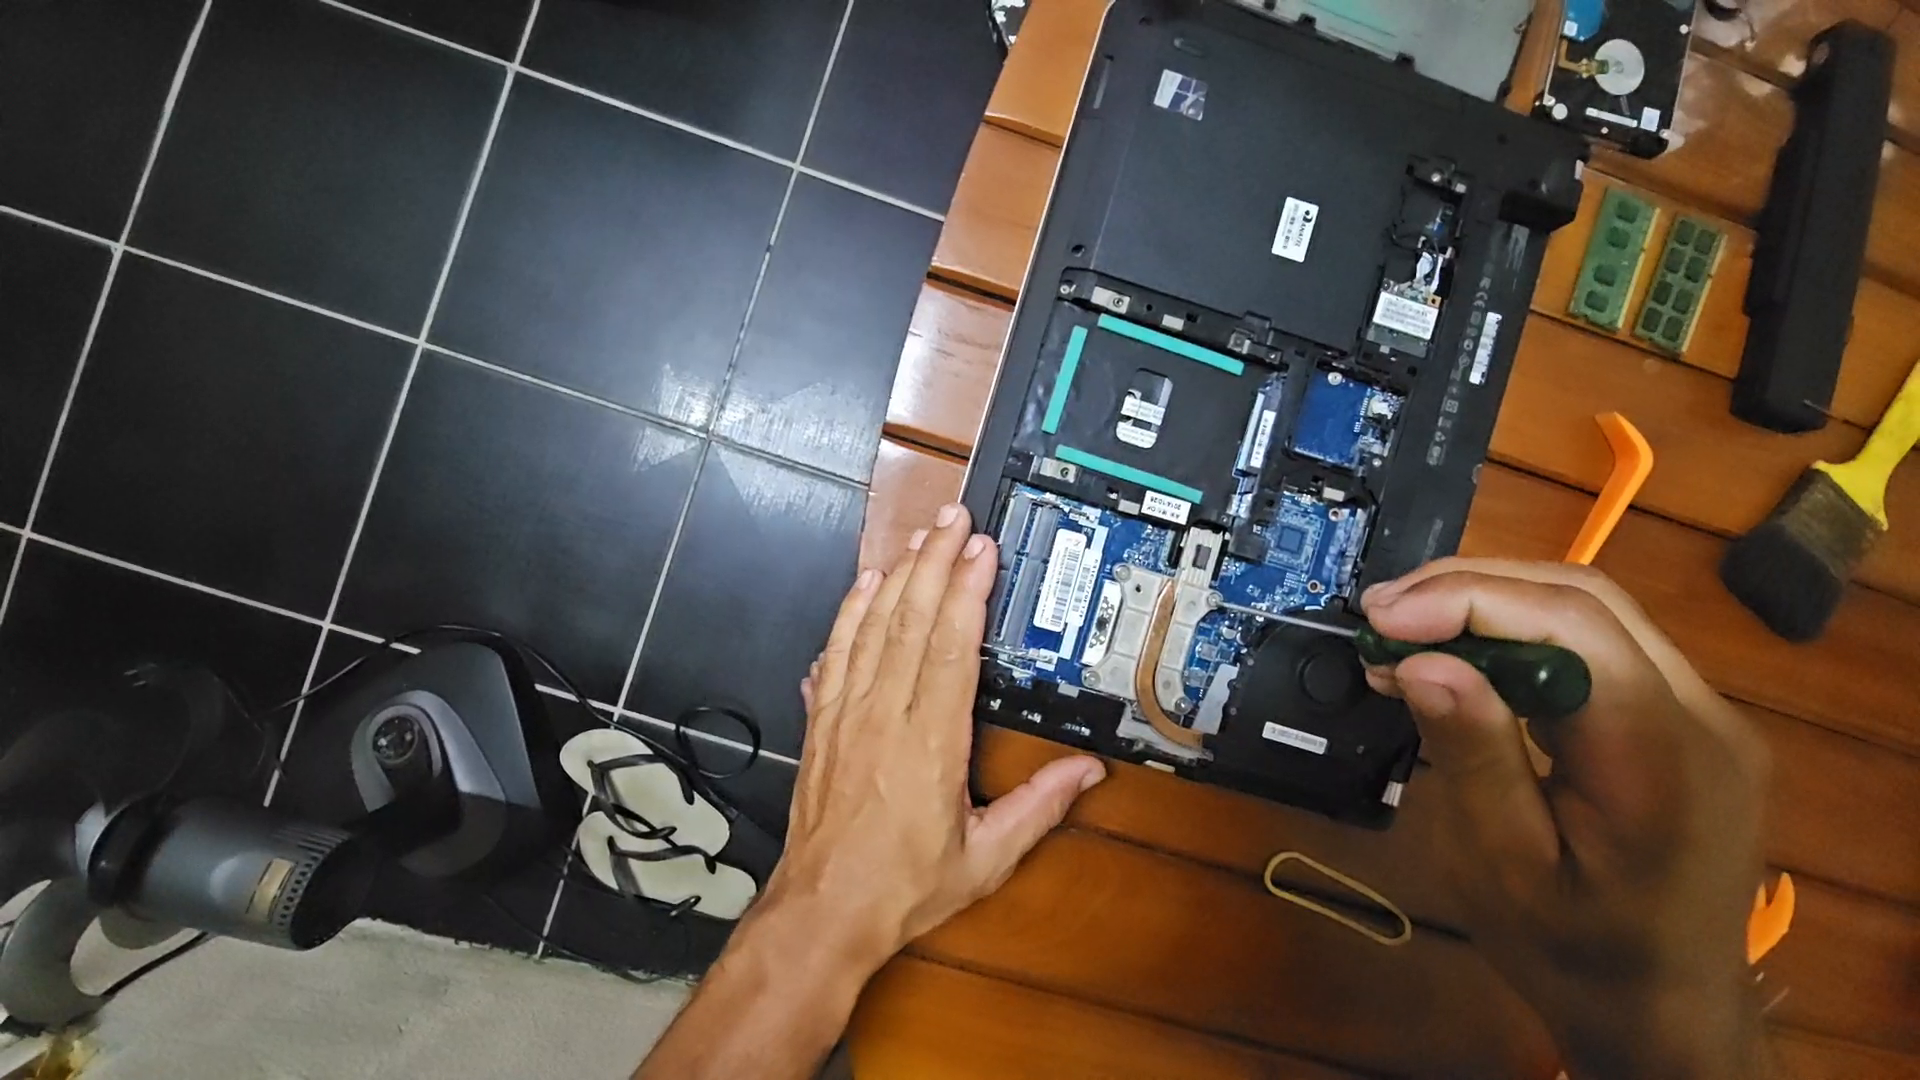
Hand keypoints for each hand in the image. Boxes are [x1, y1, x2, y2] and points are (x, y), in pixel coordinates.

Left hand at [765, 502, 1105, 976]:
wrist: (824, 909)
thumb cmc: (900, 885)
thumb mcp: (985, 858)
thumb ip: (1039, 809)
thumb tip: (1086, 775)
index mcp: (929, 744)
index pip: (949, 648)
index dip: (966, 592)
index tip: (981, 551)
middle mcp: (883, 717)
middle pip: (910, 620)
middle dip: (935, 561)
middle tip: (954, 520)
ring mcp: (845, 713)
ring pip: (871, 625)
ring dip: (897, 574)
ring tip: (920, 536)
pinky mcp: (822, 720)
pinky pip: (836, 650)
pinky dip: (850, 611)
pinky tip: (864, 584)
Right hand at [1360, 559, 1769, 1079]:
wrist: (1662, 1010)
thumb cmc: (1575, 950)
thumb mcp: (1505, 863)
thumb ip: (1473, 757)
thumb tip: (1422, 663)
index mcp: (1663, 755)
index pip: (1570, 625)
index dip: (1465, 600)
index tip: (1380, 618)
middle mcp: (1698, 714)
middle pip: (1581, 598)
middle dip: (1466, 587)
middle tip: (1378, 613)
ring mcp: (1694, 712)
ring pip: (1584, 609)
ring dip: (1482, 601)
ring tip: (1400, 627)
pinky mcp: (1669, 719)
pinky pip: (1586, 644)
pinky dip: (1507, 631)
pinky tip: (1451, 655)